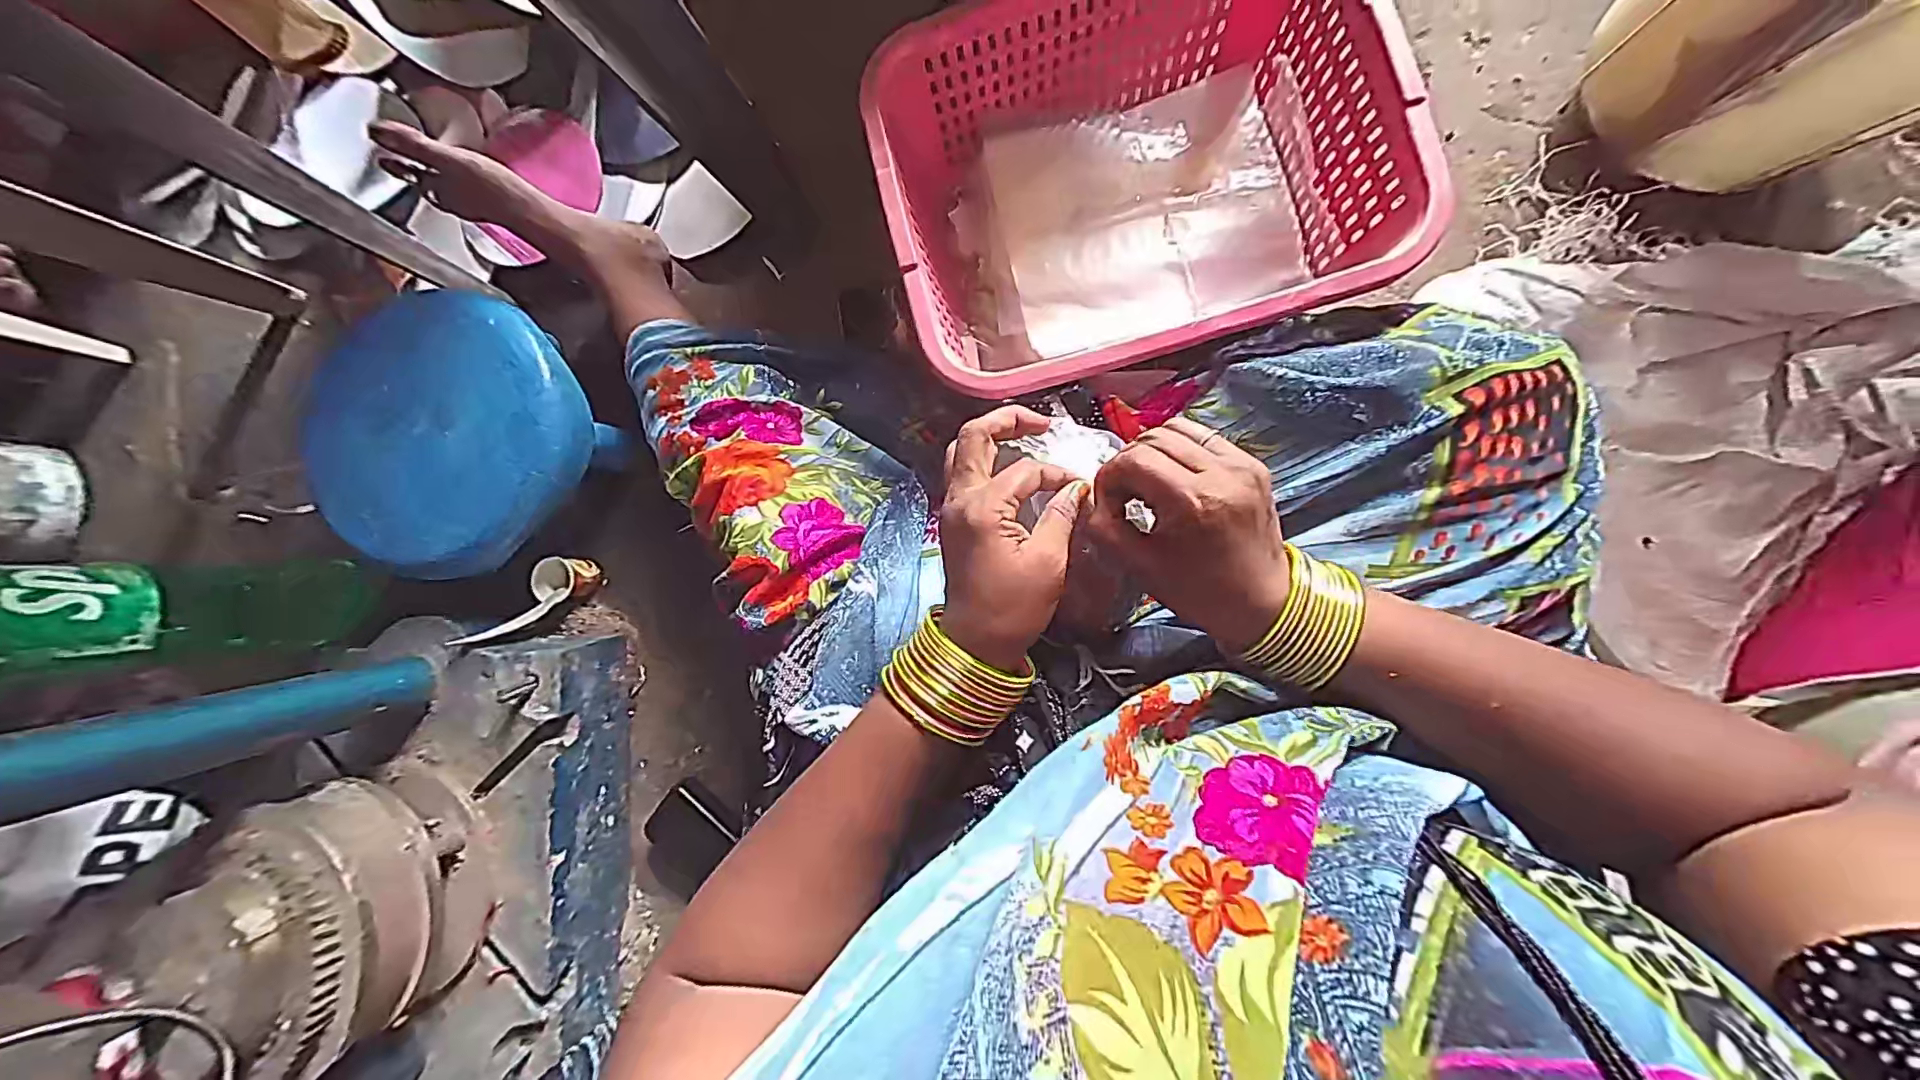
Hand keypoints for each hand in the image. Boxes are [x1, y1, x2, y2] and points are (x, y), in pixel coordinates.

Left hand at [369, 120, 538, 224]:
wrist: (532, 213)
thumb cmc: (495, 190)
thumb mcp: (448, 159)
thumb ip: (412, 145)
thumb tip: (375, 130)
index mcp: (438, 190)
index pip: (408, 172)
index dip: (395, 161)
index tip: (382, 155)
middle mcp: (453, 201)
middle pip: (426, 183)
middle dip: (415, 173)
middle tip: (402, 162)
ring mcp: (475, 206)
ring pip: (449, 190)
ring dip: (440, 180)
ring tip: (437, 170)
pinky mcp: (496, 208)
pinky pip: (473, 195)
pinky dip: (466, 188)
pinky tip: (473, 184)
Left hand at [938, 406, 1088, 670]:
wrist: (975, 641)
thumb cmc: (1012, 607)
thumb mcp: (1048, 563)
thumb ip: (1061, 516)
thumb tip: (1075, 489)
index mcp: (982, 508)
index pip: (1024, 470)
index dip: (1056, 474)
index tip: (1078, 488)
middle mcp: (959, 499)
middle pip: (973, 436)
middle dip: (1007, 420)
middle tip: (1041, 422)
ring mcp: (950, 508)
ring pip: (960, 451)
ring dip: (989, 437)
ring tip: (1022, 436)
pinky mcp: (951, 519)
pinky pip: (961, 473)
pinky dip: (983, 460)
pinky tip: (1007, 467)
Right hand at [1086, 417, 1289, 652]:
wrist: (1261, 601)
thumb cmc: (1200, 591)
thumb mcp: (1140, 567)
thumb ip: (1106, 527)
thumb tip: (1095, 499)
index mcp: (1192, 502)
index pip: (1133, 460)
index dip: (1109, 477)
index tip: (1109, 502)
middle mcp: (1220, 474)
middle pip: (1152, 438)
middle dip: (1127, 463)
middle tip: (1125, 493)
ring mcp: (1240, 465)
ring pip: (1177, 429)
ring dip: (1151, 450)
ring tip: (1148, 482)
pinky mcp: (1251, 464)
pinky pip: (1203, 438)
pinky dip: (1179, 450)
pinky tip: (1174, 477)